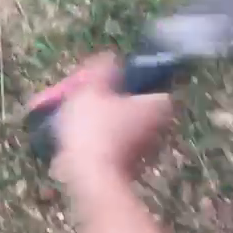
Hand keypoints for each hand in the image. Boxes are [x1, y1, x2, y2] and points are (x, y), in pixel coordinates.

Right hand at [42, 54, 172, 198]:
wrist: (91, 176)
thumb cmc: (93, 127)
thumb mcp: (91, 89)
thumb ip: (103, 70)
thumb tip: (112, 55)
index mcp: (156, 105)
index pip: (155, 87)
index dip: (133, 81)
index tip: (110, 80)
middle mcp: (158, 127)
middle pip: (136, 105)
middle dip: (112, 99)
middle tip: (84, 95)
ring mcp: (146, 149)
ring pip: (124, 124)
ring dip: (104, 118)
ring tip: (73, 114)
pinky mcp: (130, 165)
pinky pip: (115, 142)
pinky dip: (99, 136)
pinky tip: (75, 134)